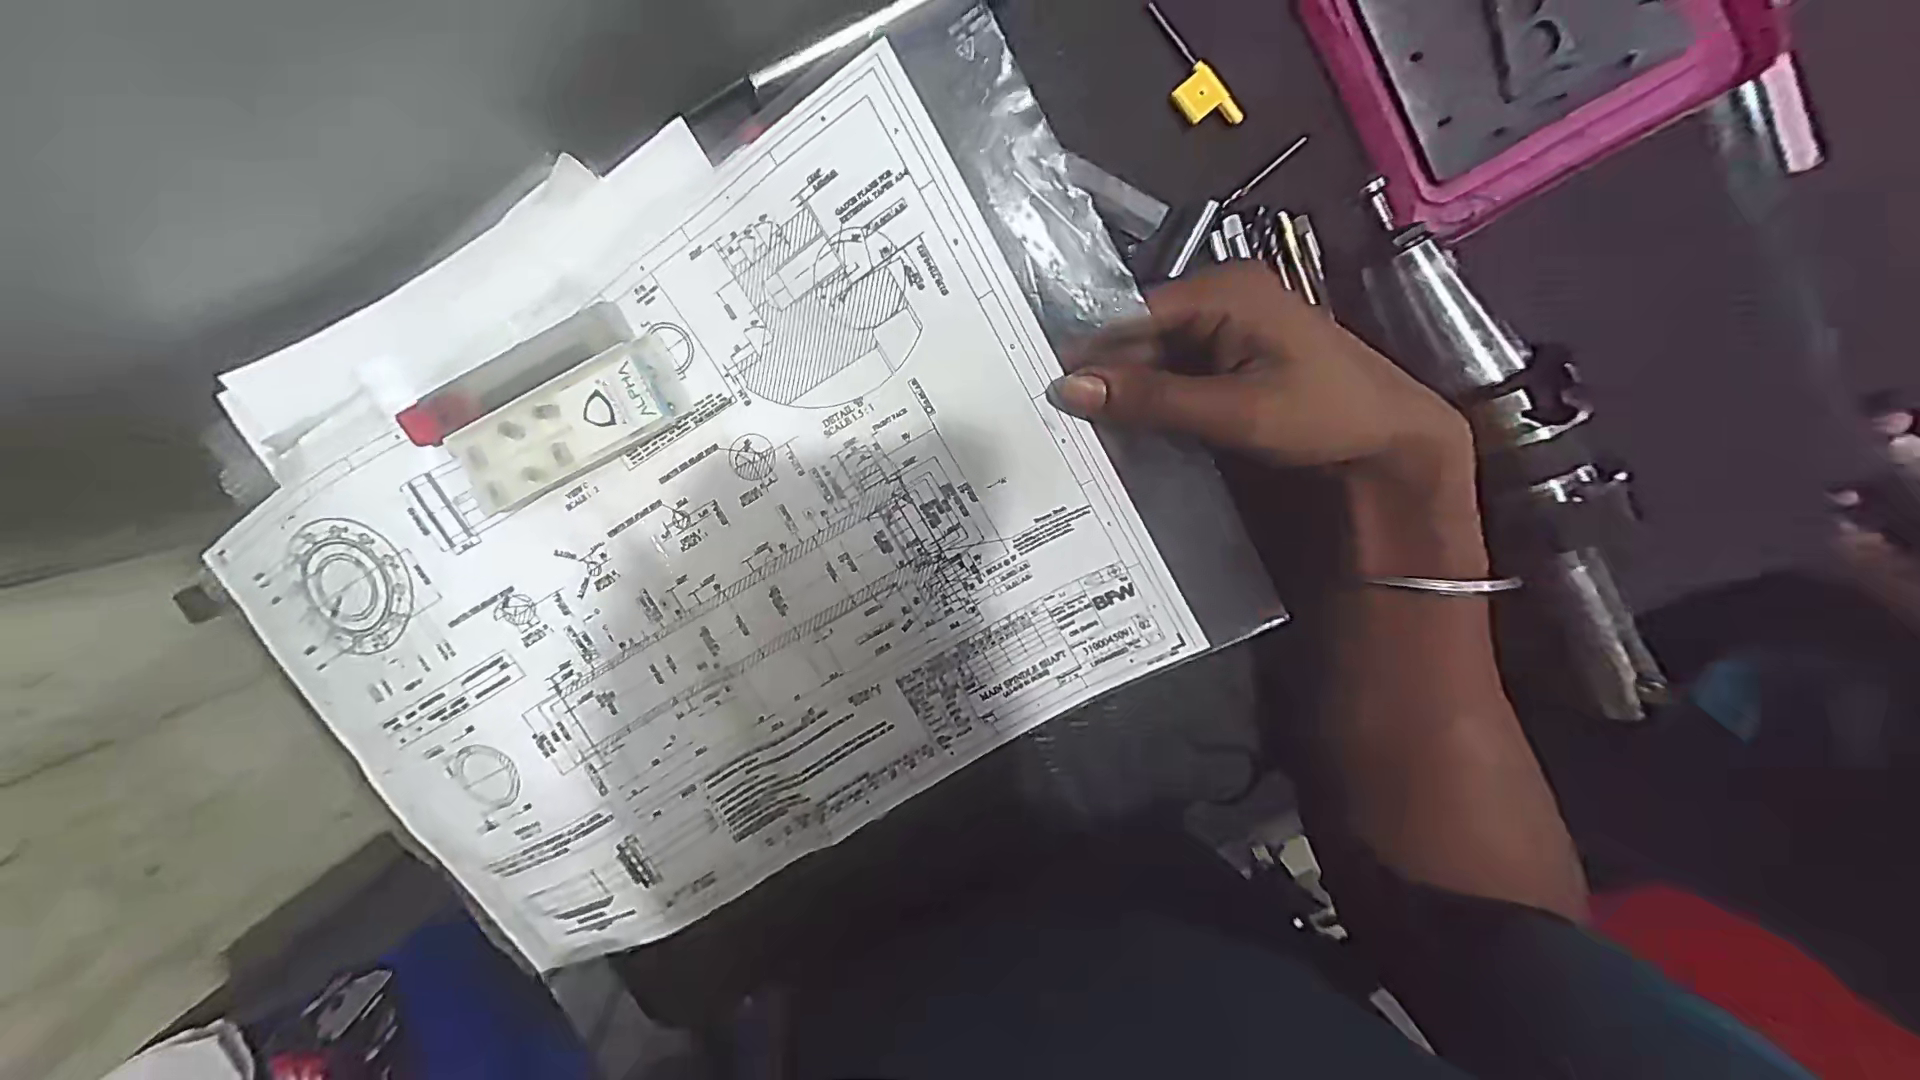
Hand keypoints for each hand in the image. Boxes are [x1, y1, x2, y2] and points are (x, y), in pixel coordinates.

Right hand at [1047, 264, 1472, 491]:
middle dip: (1105, 376)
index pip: (1133, 316)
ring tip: (1079, 425)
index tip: (1045, 388)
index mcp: (1225, 291)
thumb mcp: (1233, 410)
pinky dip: (1149, 400)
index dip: (1089, 353)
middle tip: (1057, 415)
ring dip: (1124, 392)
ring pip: (1152, 359)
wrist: (1390, 440)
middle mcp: (1218, 299)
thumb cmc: (1324, 415)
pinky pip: (1171, 374)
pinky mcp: (1225, 358)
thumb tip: (1071, 388)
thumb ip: (1151, 399)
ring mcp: (1222, 329)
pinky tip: (1123, 425)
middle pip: (1140, 337)